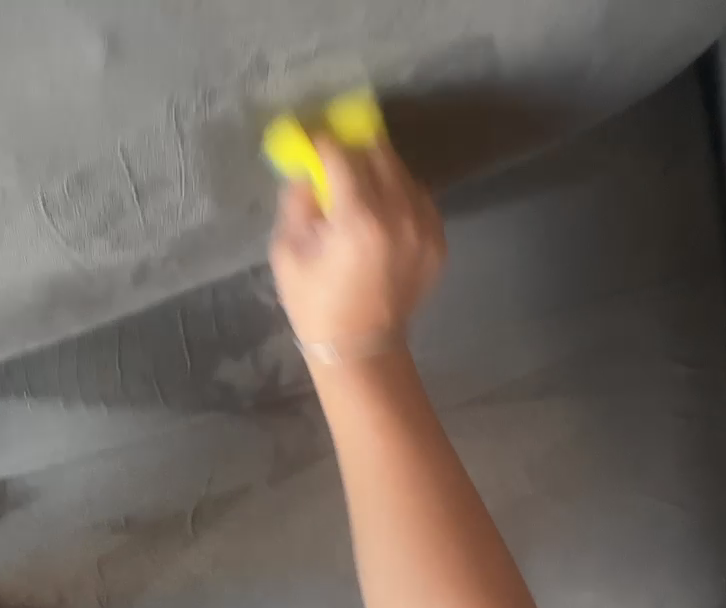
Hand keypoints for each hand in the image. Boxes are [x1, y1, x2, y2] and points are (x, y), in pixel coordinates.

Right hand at [270, 133, 445, 361]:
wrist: (361, 348)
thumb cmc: (315, 306)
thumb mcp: (287, 256)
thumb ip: (297, 204)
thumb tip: (305, 170)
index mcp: (359, 218)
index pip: (341, 155)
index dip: (322, 144)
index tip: (310, 142)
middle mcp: (399, 212)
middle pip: (378, 153)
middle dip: (353, 150)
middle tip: (335, 159)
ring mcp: (425, 224)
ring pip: (402, 173)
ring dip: (377, 173)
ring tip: (358, 192)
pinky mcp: (438, 238)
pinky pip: (417, 199)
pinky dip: (397, 197)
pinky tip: (380, 218)